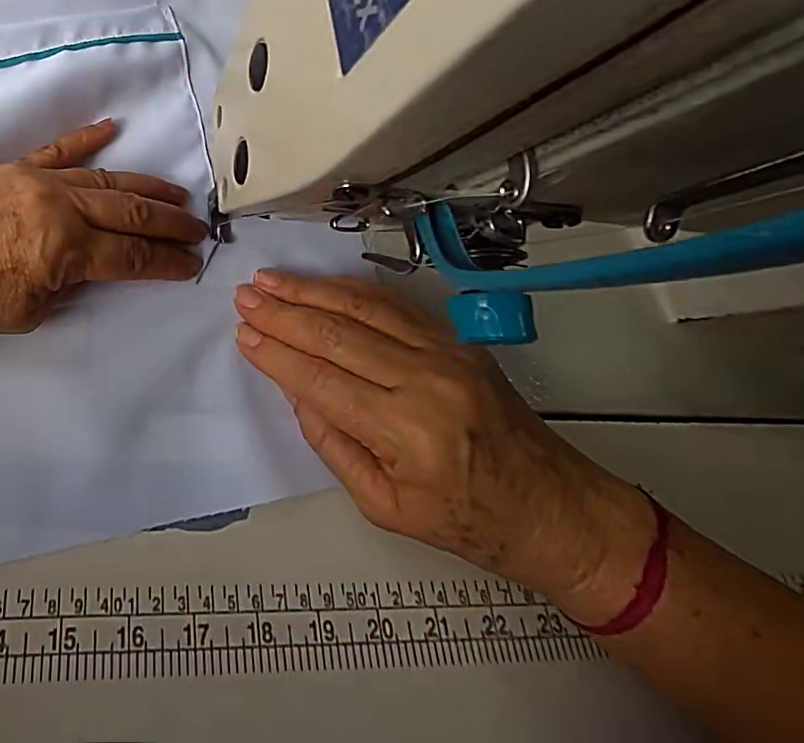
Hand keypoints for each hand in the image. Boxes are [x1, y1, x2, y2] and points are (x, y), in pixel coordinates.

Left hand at [0, 119, 206, 341]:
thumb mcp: (24, 311)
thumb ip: (65, 285)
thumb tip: (85, 267)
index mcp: (64, 248)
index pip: (130, 257)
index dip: (165, 263)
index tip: (190, 265)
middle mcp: (58, 206)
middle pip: (128, 211)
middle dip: (168, 222)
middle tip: (197, 228)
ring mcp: (35, 180)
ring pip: (103, 178)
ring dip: (144, 185)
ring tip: (176, 193)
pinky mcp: (12, 168)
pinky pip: (57, 150)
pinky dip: (85, 139)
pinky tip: (111, 128)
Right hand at [232, 272, 657, 623]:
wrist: (561, 513)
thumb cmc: (470, 521)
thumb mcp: (383, 504)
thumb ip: (330, 442)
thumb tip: (293, 386)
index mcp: (407, 433)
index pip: (320, 380)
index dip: (275, 354)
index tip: (242, 334)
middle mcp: (428, 384)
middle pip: (335, 335)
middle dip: (281, 313)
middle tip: (243, 297)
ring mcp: (447, 356)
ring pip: (361, 308)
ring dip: (307, 290)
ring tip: (267, 281)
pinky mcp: (458, 343)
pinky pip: (393, 305)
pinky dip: (349, 289)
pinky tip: (318, 283)